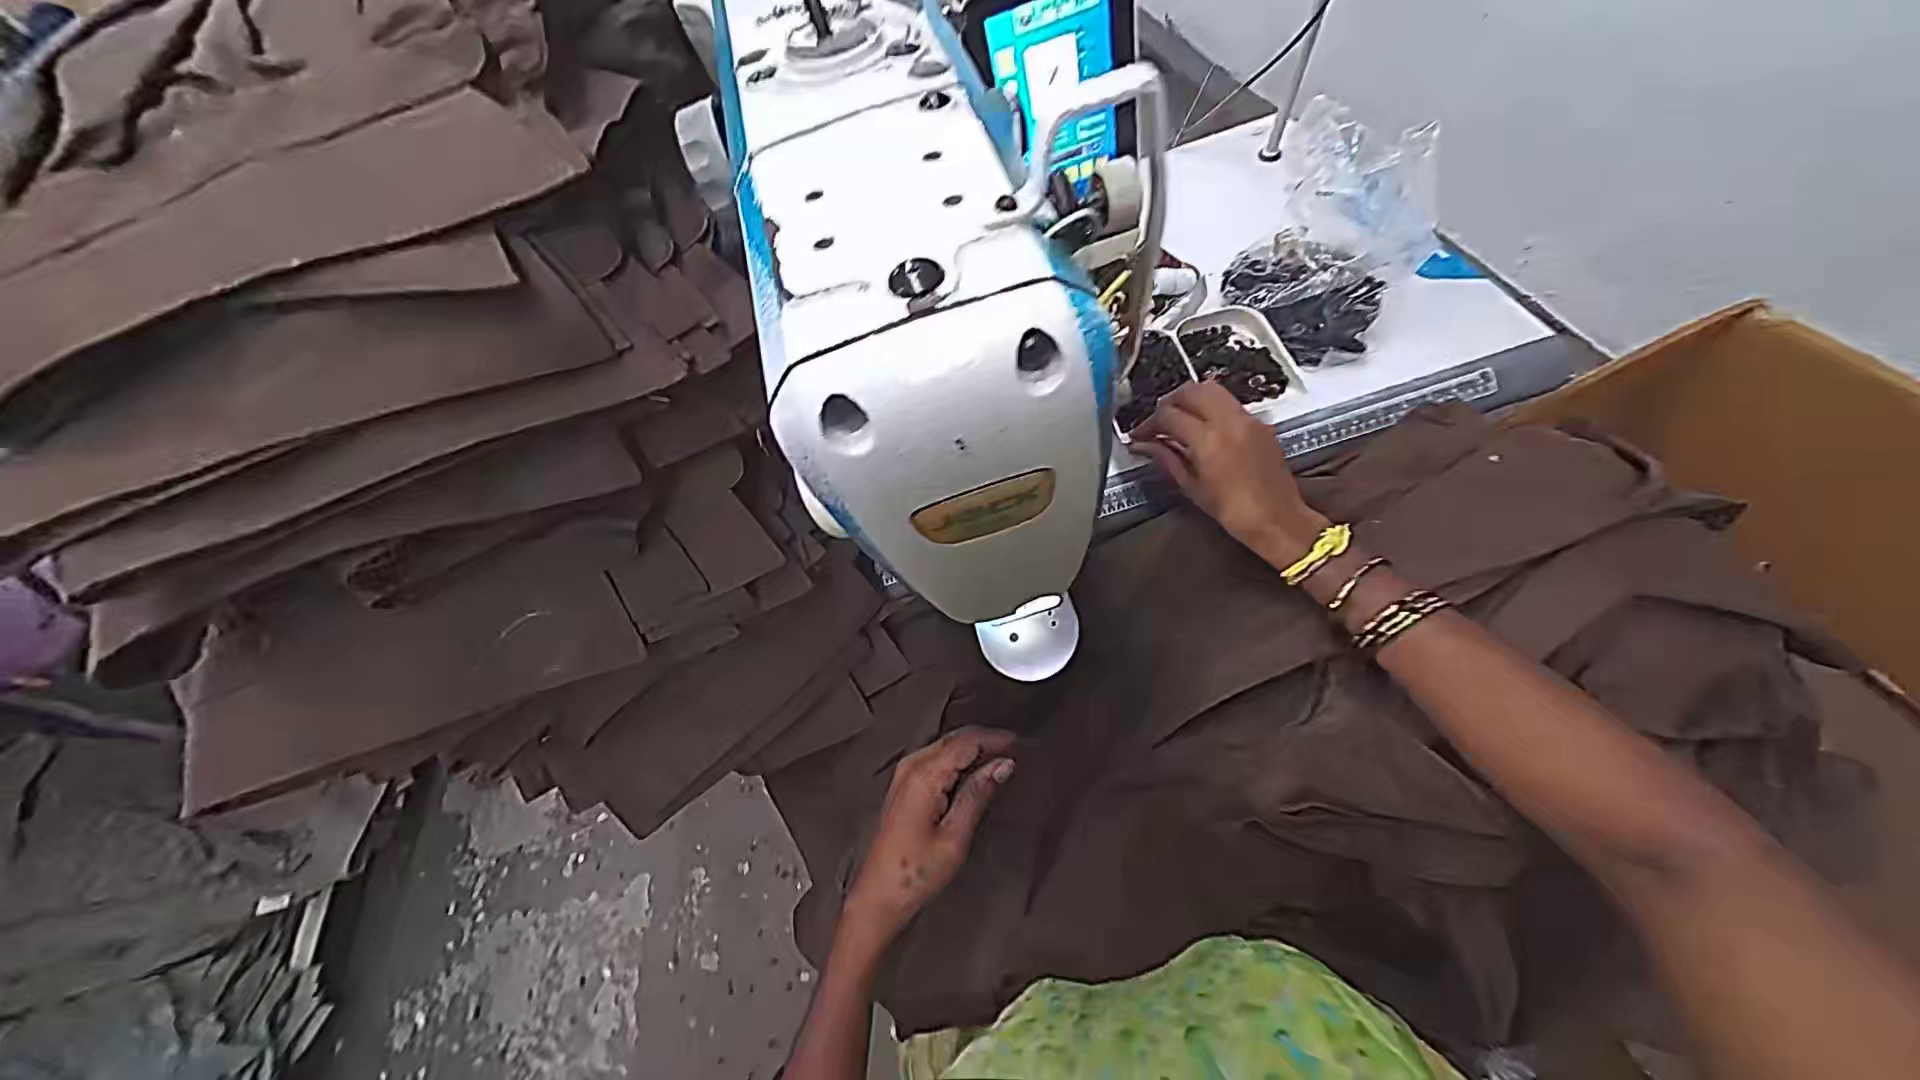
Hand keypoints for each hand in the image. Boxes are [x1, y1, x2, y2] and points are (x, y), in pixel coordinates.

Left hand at [843, 727, 1016, 937]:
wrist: (878, 894)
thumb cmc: (914, 872)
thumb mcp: (955, 836)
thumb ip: (978, 793)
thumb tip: (1001, 765)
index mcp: (923, 776)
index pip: (966, 741)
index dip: (995, 739)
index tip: (1019, 744)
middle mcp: (911, 767)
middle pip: (956, 738)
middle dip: (987, 740)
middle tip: (1014, 751)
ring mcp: (904, 773)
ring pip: (947, 744)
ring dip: (974, 748)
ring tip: (1000, 760)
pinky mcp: (903, 783)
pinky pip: (937, 757)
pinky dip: (959, 758)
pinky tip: (974, 771)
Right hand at [1133, 381, 1329, 566]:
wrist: (1278, 519)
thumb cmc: (1234, 512)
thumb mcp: (1192, 487)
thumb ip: (1167, 460)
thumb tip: (1145, 446)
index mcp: (1208, 440)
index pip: (1169, 416)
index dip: (1148, 424)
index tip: (1139, 435)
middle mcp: (1230, 422)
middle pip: (1191, 391)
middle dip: (1169, 402)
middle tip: (1157, 421)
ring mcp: (1248, 419)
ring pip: (1212, 390)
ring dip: (1190, 399)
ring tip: (1178, 420)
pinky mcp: (1260, 424)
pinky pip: (1229, 403)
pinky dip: (1210, 407)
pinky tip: (1202, 428)